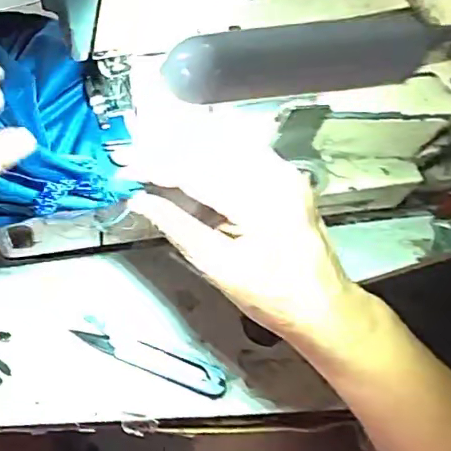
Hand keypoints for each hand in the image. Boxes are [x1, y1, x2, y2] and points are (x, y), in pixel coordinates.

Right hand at [121, 140, 387, 360]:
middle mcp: (277, 178)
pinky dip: (207, 148)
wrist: (324, 307)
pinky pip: (240, 150)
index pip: (195, 172)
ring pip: (224, 143)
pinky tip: (185, 147)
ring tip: (149, 148)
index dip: (154, 168)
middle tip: (130, 155)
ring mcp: (283, 174)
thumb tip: (140, 201)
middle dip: (163, 151)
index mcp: (262, 202)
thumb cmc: (276, 296)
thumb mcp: (217, 266)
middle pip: (208, 149)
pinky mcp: (283, 177)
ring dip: (182, 144)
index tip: (126, 168)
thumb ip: (176, 227)